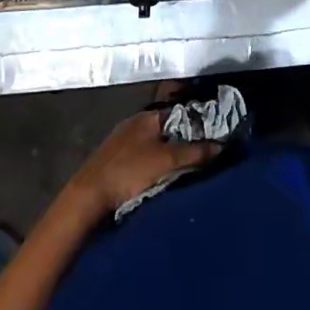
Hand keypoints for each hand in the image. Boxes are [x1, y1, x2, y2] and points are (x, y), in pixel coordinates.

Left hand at [66, 111, 219, 211]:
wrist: (86, 199)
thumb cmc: (129, 172)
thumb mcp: (167, 160)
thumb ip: (197, 152)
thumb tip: (223, 145)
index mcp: (148, 116)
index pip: (182, 111)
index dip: (199, 120)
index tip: (216, 132)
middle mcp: (135, 123)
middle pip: (170, 126)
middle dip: (187, 136)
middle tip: (206, 149)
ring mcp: (123, 141)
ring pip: (157, 140)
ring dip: (172, 149)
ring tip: (190, 162)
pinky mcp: (115, 159)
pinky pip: (145, 153)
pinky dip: (158, 159)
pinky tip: (164, 172)